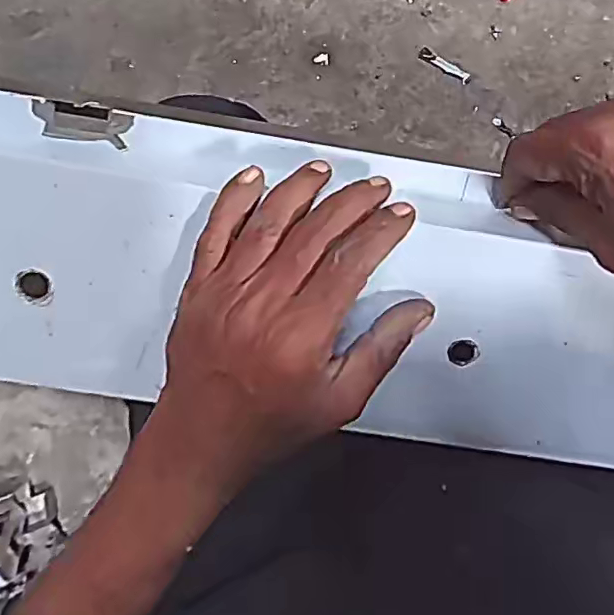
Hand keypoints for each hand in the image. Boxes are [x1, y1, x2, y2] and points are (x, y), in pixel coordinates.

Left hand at [152, 161, 433, 494]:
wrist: (198, 442)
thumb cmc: (266, 425)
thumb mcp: (340, 400)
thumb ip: (382, 350)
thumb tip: (415, 312)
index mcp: (301, 334)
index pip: (351, 261)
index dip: (381, 230)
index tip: (398, 216)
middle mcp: (262, 305)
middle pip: (316, 233)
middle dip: (352, 202)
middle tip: (375, 189)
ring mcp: (227, 292)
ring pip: (270, 222)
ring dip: (301, 190)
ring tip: (323, 171)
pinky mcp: (200, 287)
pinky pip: (216, 232)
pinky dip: (234, 201)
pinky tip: (252, 180)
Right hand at [499, 93, 613, 330]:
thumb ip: (561, 212)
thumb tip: (539, 198)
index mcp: (602, 143)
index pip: (530, 147)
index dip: (516, 177)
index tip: (520, 193)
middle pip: (567, 131)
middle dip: (558, 166)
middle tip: (564, 204)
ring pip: (606, 124)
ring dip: (599, 155)